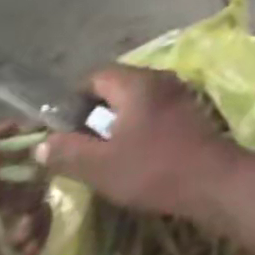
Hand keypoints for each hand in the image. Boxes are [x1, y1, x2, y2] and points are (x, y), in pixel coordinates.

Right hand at [38, 66, 235, 216]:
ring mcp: (177, 89)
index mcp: (134, 81)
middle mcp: (157, 75)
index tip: (66, 129)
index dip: (75, 100)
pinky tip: (140, 149)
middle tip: (86, 142)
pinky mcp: (190, 107)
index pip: (95, 76)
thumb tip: (42, 143)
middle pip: (117, 84)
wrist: (212, 179)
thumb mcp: (102, 167)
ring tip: (111, 148)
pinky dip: (142, 121)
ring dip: (121, 117)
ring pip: (138, 96)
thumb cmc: (153, 168)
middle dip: (98, 110)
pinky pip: (156, 106)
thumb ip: (69, 152)